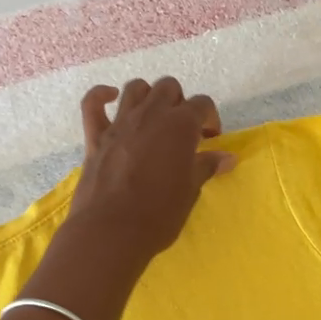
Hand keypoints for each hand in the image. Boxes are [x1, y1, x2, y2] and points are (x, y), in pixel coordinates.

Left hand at [64, 77, 233, 264]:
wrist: (111, 231)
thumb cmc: (158, 214)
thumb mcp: (190, 191)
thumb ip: (206, 167)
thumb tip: (228, 157)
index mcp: (180, 125)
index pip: (202, 104)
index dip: (210, 118)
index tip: (210, 139)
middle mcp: (151, 114)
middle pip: (168, 88)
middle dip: (179, 103)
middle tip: (182, 131)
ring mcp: (120, 122)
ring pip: (136, 88)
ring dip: (148, 96)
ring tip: (153, 118)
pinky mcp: (95, 136)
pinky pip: (92, 103)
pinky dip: (101, 96)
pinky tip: (111, 98)